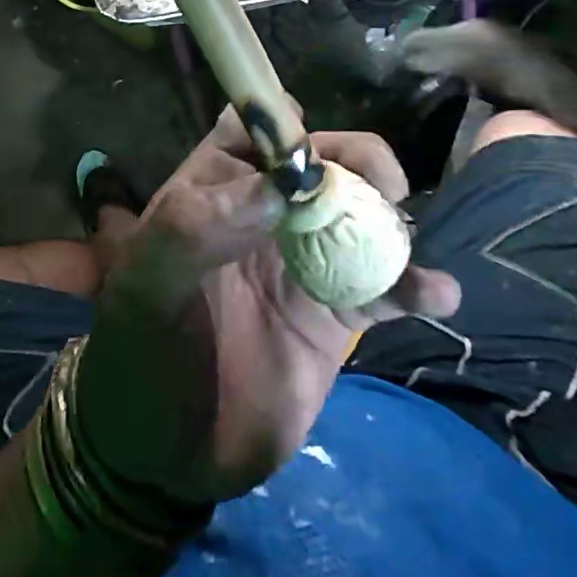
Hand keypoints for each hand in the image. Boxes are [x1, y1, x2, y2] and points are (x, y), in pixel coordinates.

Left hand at [73, 110, 460, 507]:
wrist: (168, 454)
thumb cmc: (142, 359)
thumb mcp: (146, 286)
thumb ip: (195, 228)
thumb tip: (279, 185)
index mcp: (207, 195)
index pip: (246, 130)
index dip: (279, 122)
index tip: (307, 148)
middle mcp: (258, 218)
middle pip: (321, 161)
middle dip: (356, 162)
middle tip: (377, 191)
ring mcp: (300, 264)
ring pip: (361, 214)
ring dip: (394, 220)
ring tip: (398, 254)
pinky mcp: (334, 315)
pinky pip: (385, 284)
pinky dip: (415, 283)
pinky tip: (433, 296)